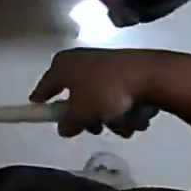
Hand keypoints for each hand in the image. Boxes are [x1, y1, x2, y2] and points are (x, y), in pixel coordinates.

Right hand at [29, 48, 175, 137]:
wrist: (152, 76)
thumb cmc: (106, 91)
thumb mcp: (81, 113)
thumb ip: (68, 123)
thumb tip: (64, 129)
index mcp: (63, 65)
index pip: (45, 86)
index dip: (40, 100)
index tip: (37, 110)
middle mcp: (81, 61)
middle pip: (75, 96)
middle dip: (87, 117)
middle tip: (94, 129)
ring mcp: (105, 65)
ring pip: (100, 99)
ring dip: (110, 117)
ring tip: (123, 126)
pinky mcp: (127, 71)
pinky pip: (119, 94)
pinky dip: (125, 109)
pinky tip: (136, 118)